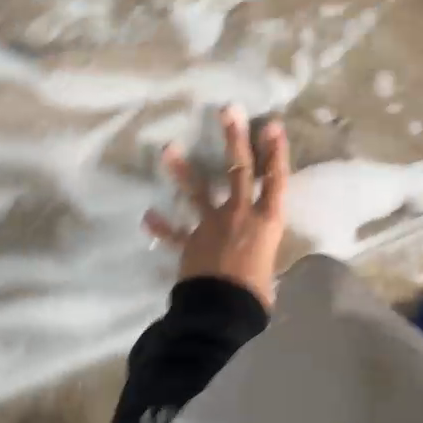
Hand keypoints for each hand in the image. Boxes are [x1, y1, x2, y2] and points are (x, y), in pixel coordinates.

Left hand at [143, 104, 289, 308]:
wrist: (220, 313)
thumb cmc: (255, 296)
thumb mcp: (270, 270)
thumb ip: (264, 254)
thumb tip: (262, 258)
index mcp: (266, 221)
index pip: (275, 180)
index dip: (276, 152)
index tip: (272, 125)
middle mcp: (240, 214)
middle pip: (239, 169)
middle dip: (235, 138)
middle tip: (228, 109)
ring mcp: (211, 225)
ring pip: (198, 191)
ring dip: (183, 170)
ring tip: (169, 147)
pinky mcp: (190, 242)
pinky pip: (173, 233)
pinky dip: (161, 226)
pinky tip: (146, 215)